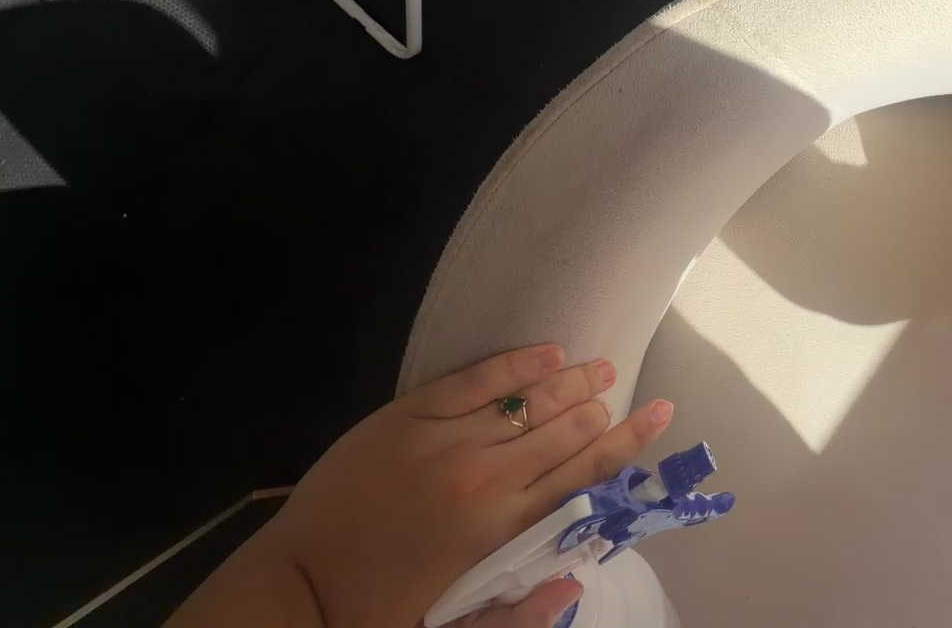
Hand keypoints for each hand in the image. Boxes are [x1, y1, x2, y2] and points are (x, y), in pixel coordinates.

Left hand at [176, 345, 674, 627]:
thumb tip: (580, 577)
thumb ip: (518, 611)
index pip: (583, 472)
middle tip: (616, 393)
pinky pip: (481, 376)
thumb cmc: (376, 613)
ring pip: (531, 398)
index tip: (661, 411)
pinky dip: (521, 362)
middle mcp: (485, 474)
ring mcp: (448, 437)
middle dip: (599, 408)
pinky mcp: (413, 413)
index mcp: (500, 527)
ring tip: (600, 367)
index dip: (628, 439)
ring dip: (573, 381)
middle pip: (565, 428)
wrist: (290, 588)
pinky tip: (549, 351)